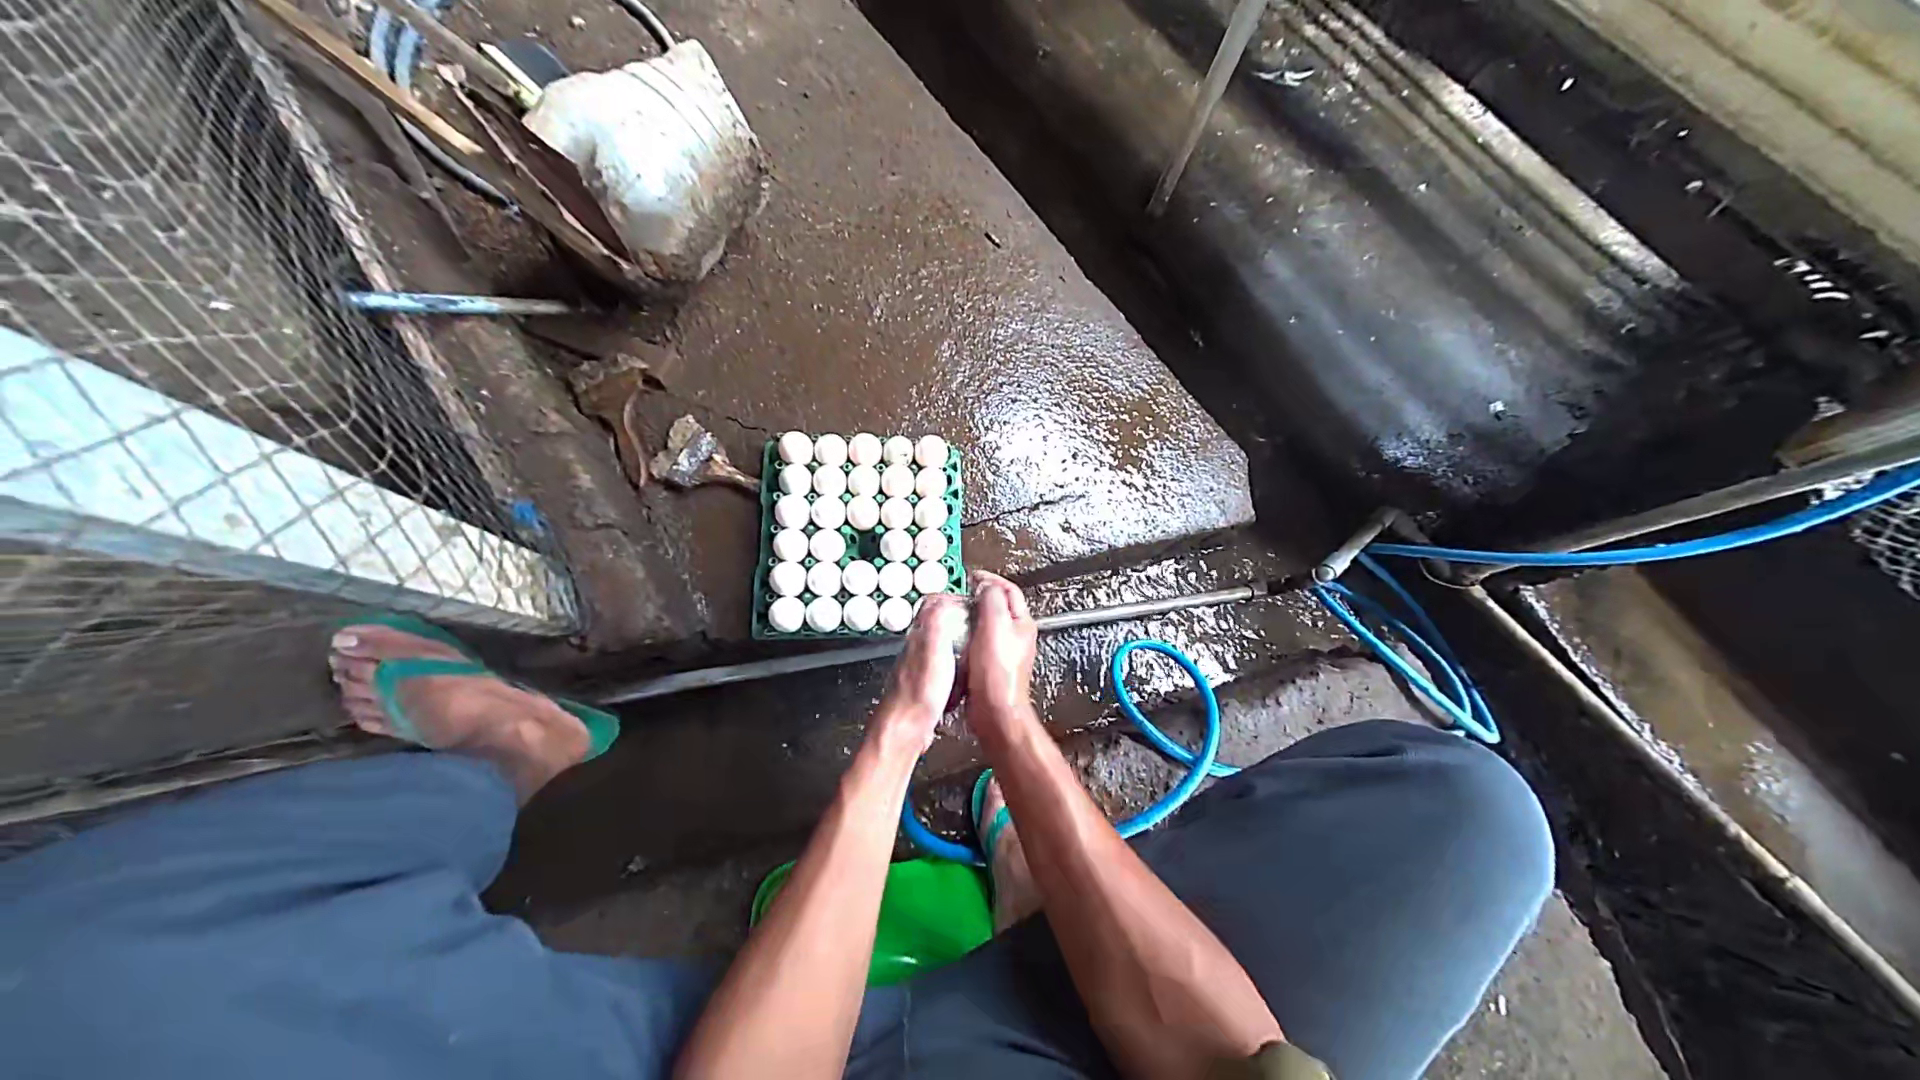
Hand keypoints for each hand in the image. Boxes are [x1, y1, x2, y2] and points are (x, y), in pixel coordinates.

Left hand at [870, 594, 967, 756]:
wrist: (904, 730)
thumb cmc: (919, 693)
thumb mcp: (935, 646)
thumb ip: (938, 620)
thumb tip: (946, 598)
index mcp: (920, 636)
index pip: (932, 606)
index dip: (952, 601)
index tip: (970, 604)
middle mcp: (915, 651)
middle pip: (936, 628)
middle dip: (957, 626)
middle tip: (975, 628)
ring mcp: (917, 671)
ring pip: (939, 652)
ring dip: (956, 652)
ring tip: (973, 655)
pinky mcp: (922, 691)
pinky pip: (942, 676)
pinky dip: (953, 677)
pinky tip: (961, 685)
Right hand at [965, 571, 1038, 738]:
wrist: (995, 712)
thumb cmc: (998, 676)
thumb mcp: (994, 626)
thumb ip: (992, 600)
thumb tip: (986, 585)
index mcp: (1021, 623)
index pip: (1008, 590)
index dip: (989, 579)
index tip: (971, 577)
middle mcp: (1015, 636)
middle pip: (996, 606)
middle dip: (978, 597)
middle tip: (960, 594)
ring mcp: (1003, 651)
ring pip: (985, 625)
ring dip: (970, 618)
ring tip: (955, 614)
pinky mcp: (989, 665)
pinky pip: (977, 643)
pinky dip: (965, 638)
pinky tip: (954, 640)